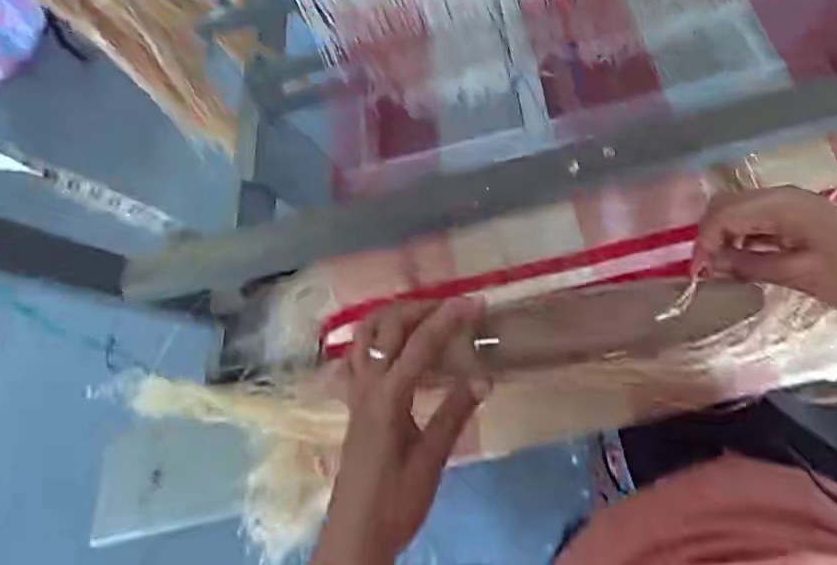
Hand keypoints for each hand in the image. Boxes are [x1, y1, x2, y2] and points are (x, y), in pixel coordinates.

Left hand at [312, 300, 489, 564]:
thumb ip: (454, 414)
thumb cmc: (396, 501)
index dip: (449, 318)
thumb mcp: (432, 461)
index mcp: (389, 396)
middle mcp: (368, 383)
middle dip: (422, 307)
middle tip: (454, 306)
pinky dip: (372, 335)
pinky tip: (388, 339)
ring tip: (422, 311)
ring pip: (366, 333)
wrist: (355, 535)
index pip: (421, 343)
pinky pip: (355, 353)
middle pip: (390, 326)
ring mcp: (355, 390)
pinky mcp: (351, 401)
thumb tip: (485, 376)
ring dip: (393, 314)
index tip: (474, 302)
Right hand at [692, 186, 836, 316]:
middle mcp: (780, 195)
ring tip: (723, 270)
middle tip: (706, 272)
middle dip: (709, 236)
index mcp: (779, 204)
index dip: (704, 243)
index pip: (722, 215)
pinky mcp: (800, 215)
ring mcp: (791, 203)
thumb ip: (753, 266)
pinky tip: (747, 261)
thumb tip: (714, 264)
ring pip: (740, 212)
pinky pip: (759, 219)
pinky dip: (744, 238)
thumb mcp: (802, 276)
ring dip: (725, 237)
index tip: (697, 275)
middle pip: (726, 206)